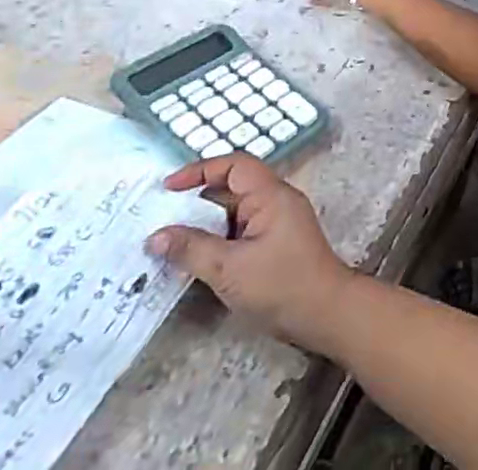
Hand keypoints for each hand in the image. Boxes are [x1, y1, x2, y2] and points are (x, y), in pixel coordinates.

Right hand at [147, 156, 356, 356]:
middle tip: (154, 219)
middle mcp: (276, 202)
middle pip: (231, 189)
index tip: (166, 188)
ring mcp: (276, 223)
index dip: (200, 170)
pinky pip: (239, 232)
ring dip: (201, 224)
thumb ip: (191, 249)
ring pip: (232, 213)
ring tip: (162, 241)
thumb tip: (155, 237)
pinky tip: (188, 259)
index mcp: (272, 195)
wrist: (323, 311)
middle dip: (193, 201)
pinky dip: (214, 240)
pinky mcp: (273, 244)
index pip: (236, 165)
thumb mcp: (228, 267)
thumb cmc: (279, 283)